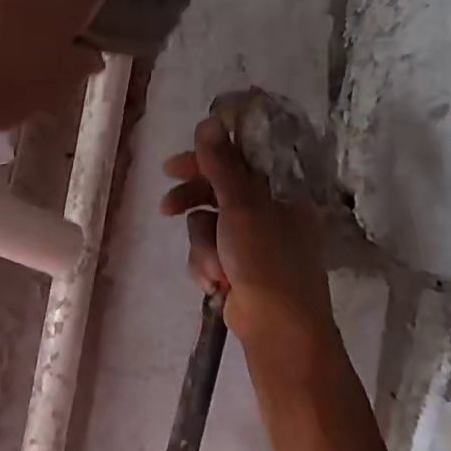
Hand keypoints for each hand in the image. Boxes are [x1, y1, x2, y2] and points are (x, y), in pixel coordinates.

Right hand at [159, 118, 338, 362]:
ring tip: (213, 268)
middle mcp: (270, 210)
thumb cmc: (267, 262)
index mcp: (283, 191)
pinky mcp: (237, 264)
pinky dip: (206, 265)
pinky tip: (215, 283)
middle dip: (193, 204)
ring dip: (202, 246)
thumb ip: (222, 165)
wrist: (276, 328)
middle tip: (167, 206)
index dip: (207, 158)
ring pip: (206, 224)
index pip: (241, 159)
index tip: (174, 165)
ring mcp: (253, 240)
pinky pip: (206, 250)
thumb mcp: (242, 207)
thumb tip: (209, 122)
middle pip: (218, 190)